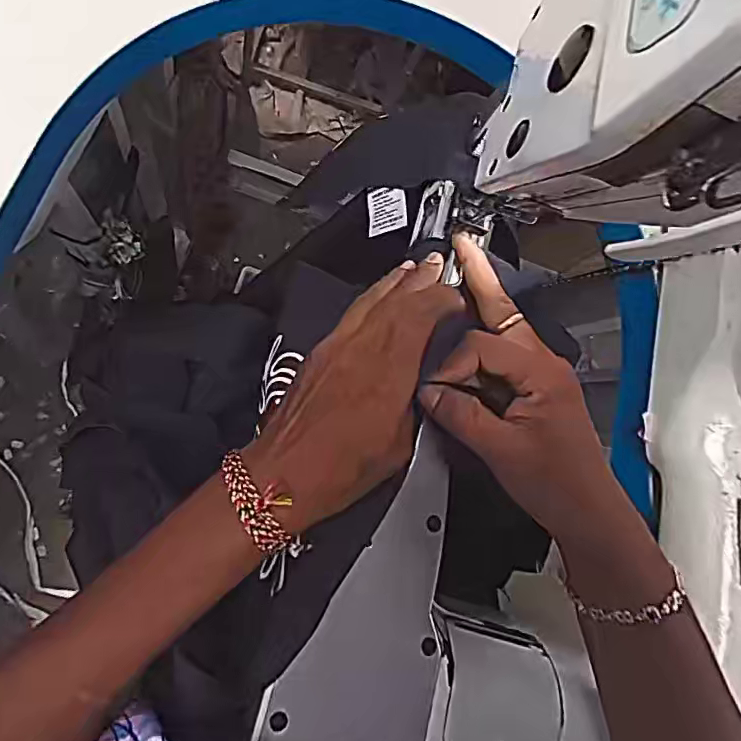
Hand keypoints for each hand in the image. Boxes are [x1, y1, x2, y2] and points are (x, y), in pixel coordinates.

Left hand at [245, 254, 463, 531]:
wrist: (284, 474)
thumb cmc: (337, 468)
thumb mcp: (401, 445)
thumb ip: (417, 406)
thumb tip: (425, 387)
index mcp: (387, 372)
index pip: (419, 315)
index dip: (442, 300)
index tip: (456, 298)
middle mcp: (360, 350)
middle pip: (396, 299)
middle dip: (422, 280)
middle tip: (439, 266)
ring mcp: (336, 347)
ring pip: (371, 300)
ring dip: (395, 282)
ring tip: (412, 270)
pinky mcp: (319, 353)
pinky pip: (352, 313)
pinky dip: (371, 299)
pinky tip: (377, 298)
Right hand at [418, 235, 649, 555]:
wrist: (588, 510)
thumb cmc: (559, 484)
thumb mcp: (499, 449)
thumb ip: (459, 415)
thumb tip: (430, 392)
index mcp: (540, 372)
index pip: (481, 345)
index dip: (451, 365)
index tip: (435, 391)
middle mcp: (543, 365)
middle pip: (503, 312)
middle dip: (479, 277)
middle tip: (459, 248)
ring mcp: (541, 376)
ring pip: (503, 331)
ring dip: (479, 306)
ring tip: (461, 275)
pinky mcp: (535, 391)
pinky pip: (503, 359)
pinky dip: (480, 348)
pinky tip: (464, 341)